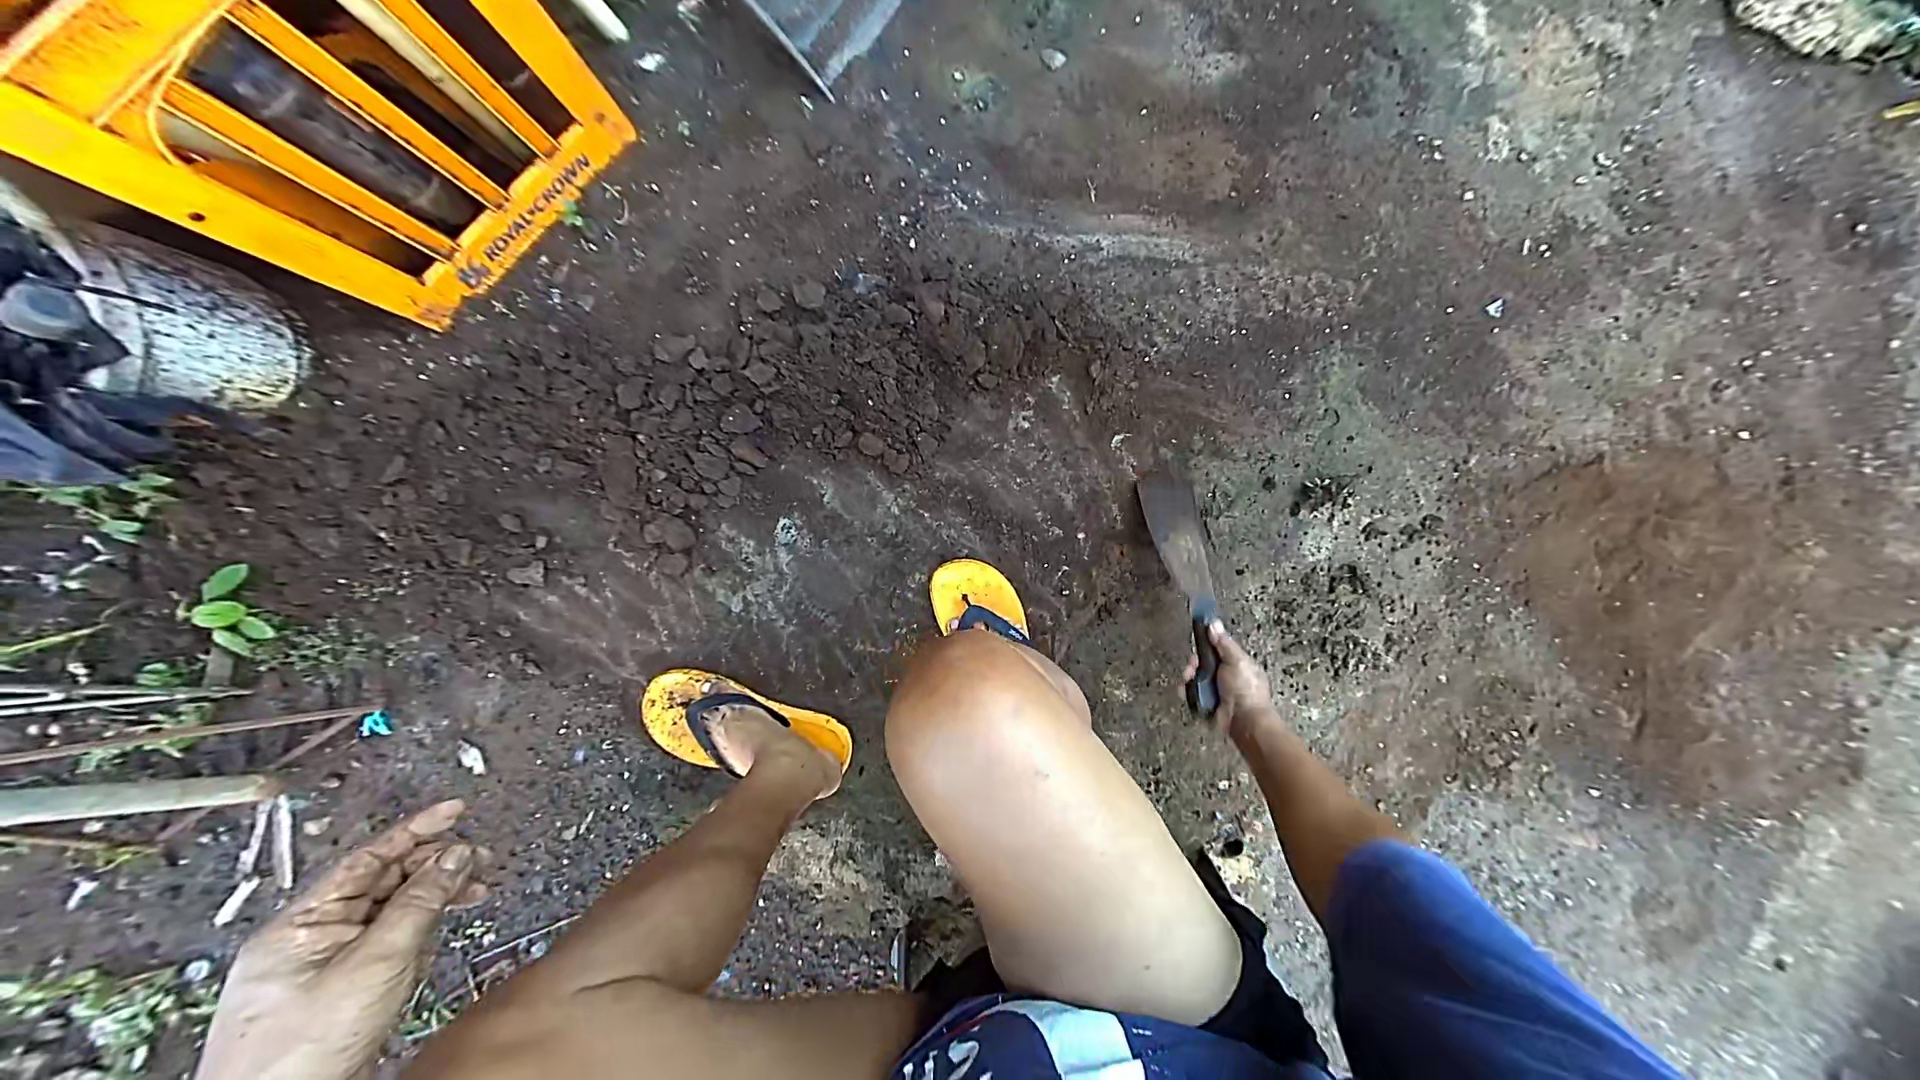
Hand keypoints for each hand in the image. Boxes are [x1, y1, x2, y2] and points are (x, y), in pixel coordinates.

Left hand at [195, 800, 488, 1079]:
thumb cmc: (303, 1048)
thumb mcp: (377, 961)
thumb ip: (421, 902)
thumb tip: (456, 855)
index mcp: (302, 924)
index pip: (369, 858)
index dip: (416, 829)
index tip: (455, 810)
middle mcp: (310, 938)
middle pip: (384, 882)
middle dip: (435, 866)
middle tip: (479, 860)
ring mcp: (324, 965)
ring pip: (391, 911)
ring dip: (435, 899)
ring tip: (474, 892)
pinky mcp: (341, 988)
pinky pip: (389, 941)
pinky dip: (421, 930)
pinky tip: (439, 933)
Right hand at [1184, 621, 1277, 742]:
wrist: (1244, 721)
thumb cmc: (1246, 690)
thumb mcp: (1236, 660)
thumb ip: (1223, 643)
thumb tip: (1213, 624)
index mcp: (1237, 664)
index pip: (1216, 649)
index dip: (1206, 645)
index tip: (1198, 641)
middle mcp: (1225, 677)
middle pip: (1201, 663)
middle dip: (1193, 663)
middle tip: (1193, 666)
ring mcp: (1215, 691)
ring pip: (1193, 678)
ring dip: (1188, 677)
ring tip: (1189, 680)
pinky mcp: (1206, 704)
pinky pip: (1190, 693)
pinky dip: (1186, 691)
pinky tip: (1186, 690)